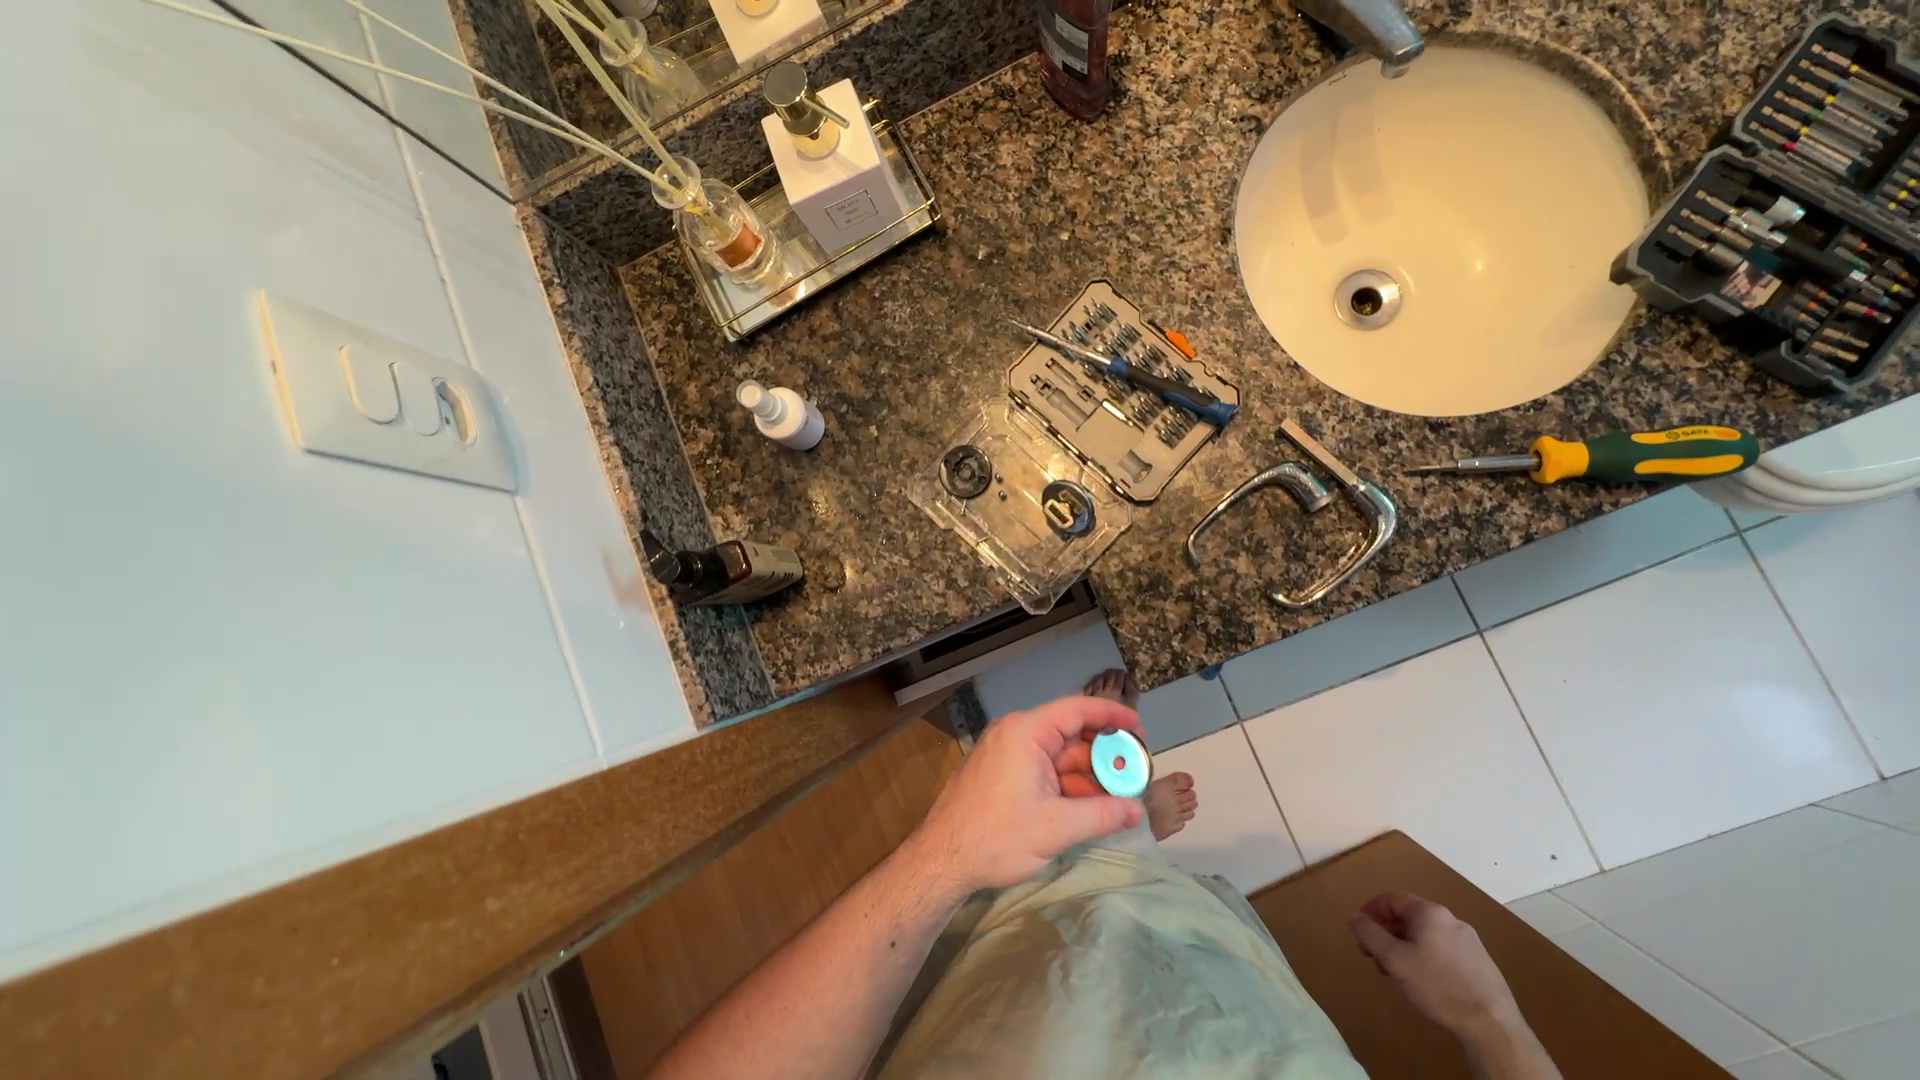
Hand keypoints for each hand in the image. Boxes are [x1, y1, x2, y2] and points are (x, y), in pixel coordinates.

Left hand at [903, 695, 1145, 895]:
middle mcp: (1015, 735)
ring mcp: (1006, 755)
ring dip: (1087, 776)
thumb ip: (1102, 815)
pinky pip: (1043, 771)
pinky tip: (1088, 809)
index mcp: (1026, 732)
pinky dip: (1067, 786)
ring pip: (1058, 757)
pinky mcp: (1001, 775)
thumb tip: (1136, 810)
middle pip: (1070, 734)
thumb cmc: (996, 837)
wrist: (941, 861)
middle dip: (1104, 756)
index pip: (1077, 709)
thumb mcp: (1056, 828)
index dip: (1112, 716)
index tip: (1140, 728)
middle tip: (1135, 775)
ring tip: (1118, 799)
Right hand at [1349, 892, 1524, 1039]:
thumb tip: (1354, 917)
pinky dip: (1425, 957)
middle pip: (1409, 917)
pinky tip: (1424, 982)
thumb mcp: (1394, 960)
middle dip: (1386, 933)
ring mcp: (1470, 941)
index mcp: (1431, 913)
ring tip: (1397, 973)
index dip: (1371, 911)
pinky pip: (1443, 950)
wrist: (1492, 1024)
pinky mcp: (1480, 962)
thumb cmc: (1438, 986)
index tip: (1359, 931)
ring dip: (1404, 947)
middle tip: (1375, 956)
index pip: (1392, 899)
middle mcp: (1451, 920)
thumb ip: (1369, 934)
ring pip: (1426, 935)